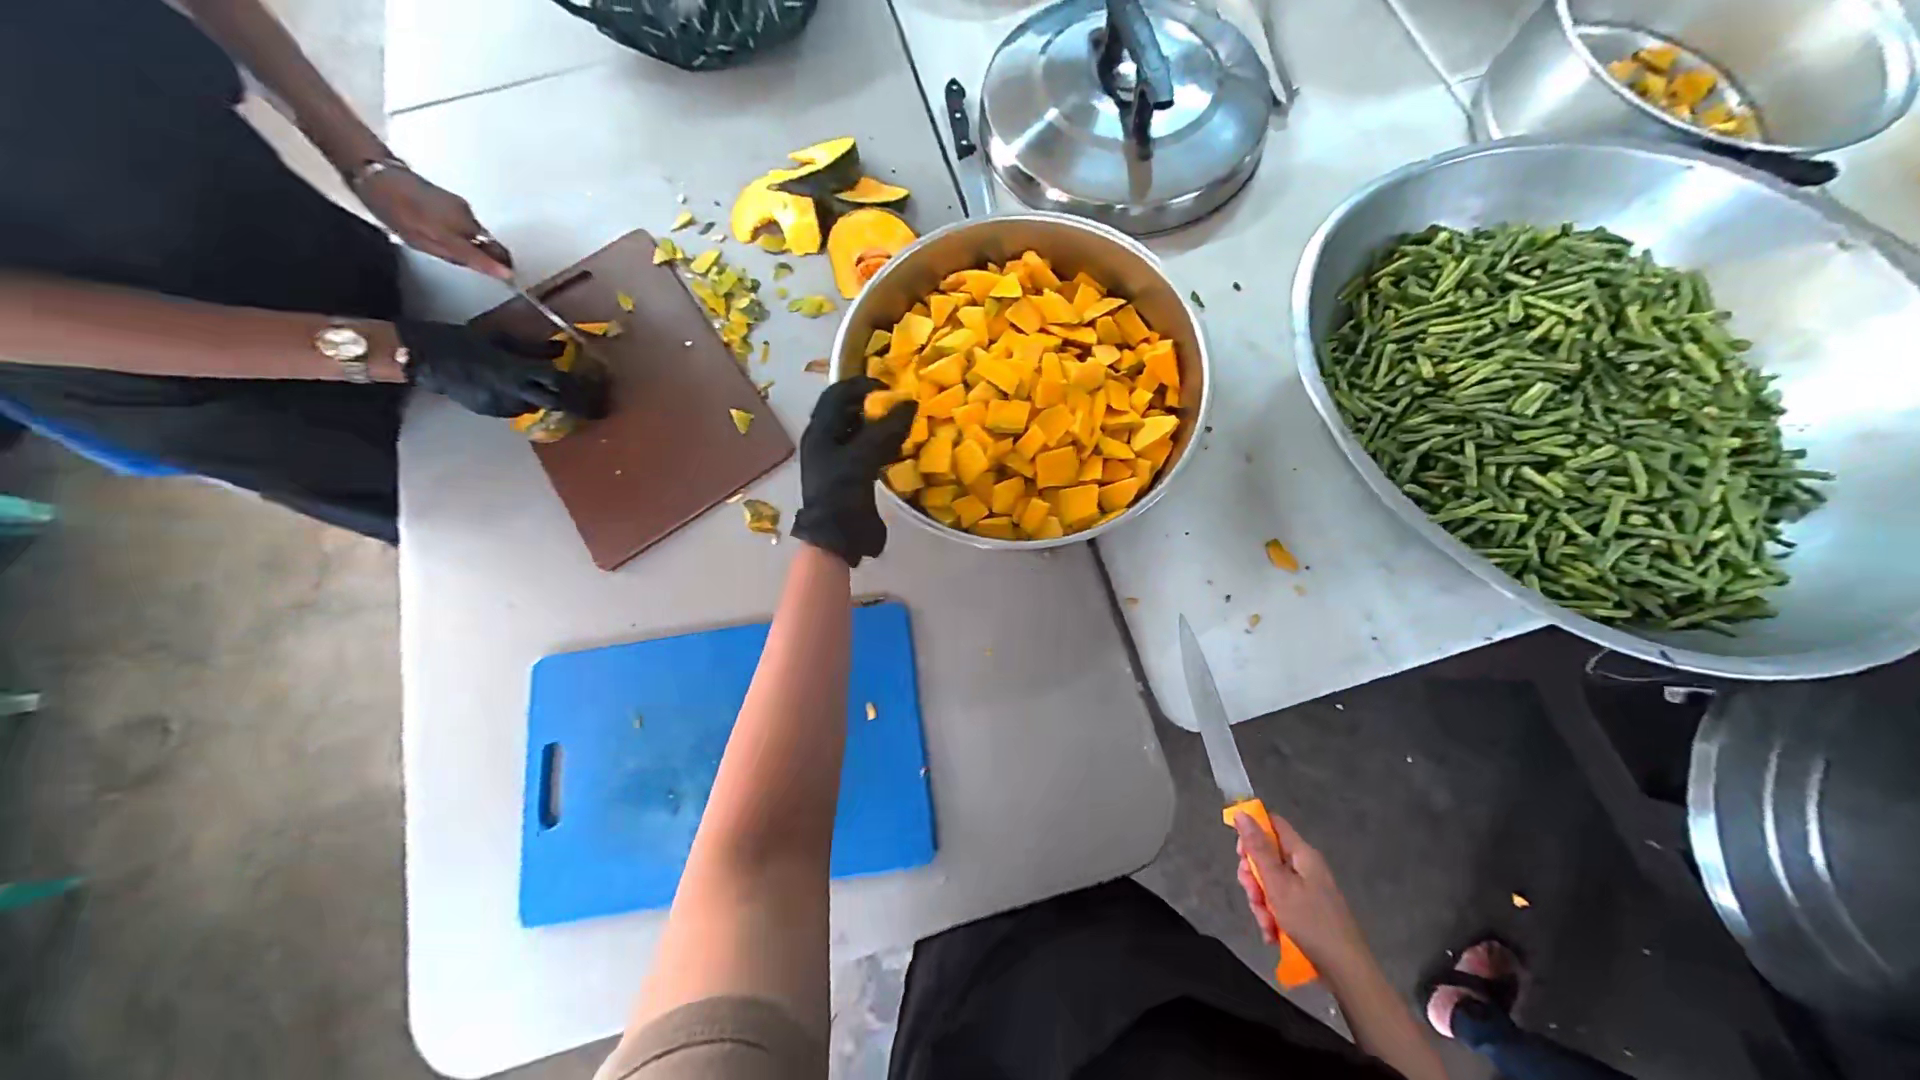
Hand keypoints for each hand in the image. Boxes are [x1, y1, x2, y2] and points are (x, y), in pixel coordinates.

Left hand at [356, 167, 512, 280]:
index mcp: (461, 230)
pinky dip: (463, 233)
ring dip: (474, 244)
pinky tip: (443, 233)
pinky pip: (469, 224)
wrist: (376, 173)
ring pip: (479, 234)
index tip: (508, 277)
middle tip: (474, 266)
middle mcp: (467, 218)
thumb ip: (463, 257)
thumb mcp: (424, 242)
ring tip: (451, 248)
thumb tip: (498, 271)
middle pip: (490, 245)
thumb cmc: (395, 210)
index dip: (502, 268)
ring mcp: (462, 207)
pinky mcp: (455, 201)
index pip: (495, 254)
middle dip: (488, 256)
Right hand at [394, 319, 603, 417]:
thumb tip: (563, 348)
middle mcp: (513, 392)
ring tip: (571, 400)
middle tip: (598, 409)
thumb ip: (535, 347)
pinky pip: (519, 409)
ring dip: (554, 403)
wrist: (423, 357)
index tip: (600, 390)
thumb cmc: (462, 340)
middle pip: (556, 403)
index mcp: (516, 369)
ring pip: (538, 407)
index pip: (559, 382)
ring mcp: (501, 405)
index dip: (582, 388)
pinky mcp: (491, 411)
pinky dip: (530, 402)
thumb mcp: (502, 338)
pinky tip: (531, 394)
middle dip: (579, 406)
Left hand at [791, 377, 915, 566]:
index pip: (837, 394)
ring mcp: (837, 460)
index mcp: (819, 432)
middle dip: (873, 404)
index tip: (888, 386)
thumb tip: (910, 403)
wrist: (836, 539)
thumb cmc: (842, 494)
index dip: (861, 384)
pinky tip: (899, 446)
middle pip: (848, 411)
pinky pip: (866, 451)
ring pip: (859, 431)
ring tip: (903, 423)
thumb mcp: (863, 458)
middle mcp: (825, 442)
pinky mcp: (850, 476)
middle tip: (899, 404)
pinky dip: (883, 444)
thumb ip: (886, 430)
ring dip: (880, 424)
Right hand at [1232, 811, 1369, 975]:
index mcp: (1302, 854)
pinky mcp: (1307, 910)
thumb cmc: (1310, 922)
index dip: (1252, 831)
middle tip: (1253, 895)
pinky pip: (1280, 903)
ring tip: (1266, 923)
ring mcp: (1307, 890)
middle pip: (1267, 856)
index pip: (1272, 824)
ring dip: (1261, 902)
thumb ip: (1258, 849)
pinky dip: (1272, 916)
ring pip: (1270, 883)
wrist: (1346, 971)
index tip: (1240, 853)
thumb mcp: (1277, 884)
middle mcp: (1305, 867)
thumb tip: (1242, 813)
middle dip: (1253, 877)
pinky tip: (1273, 933)